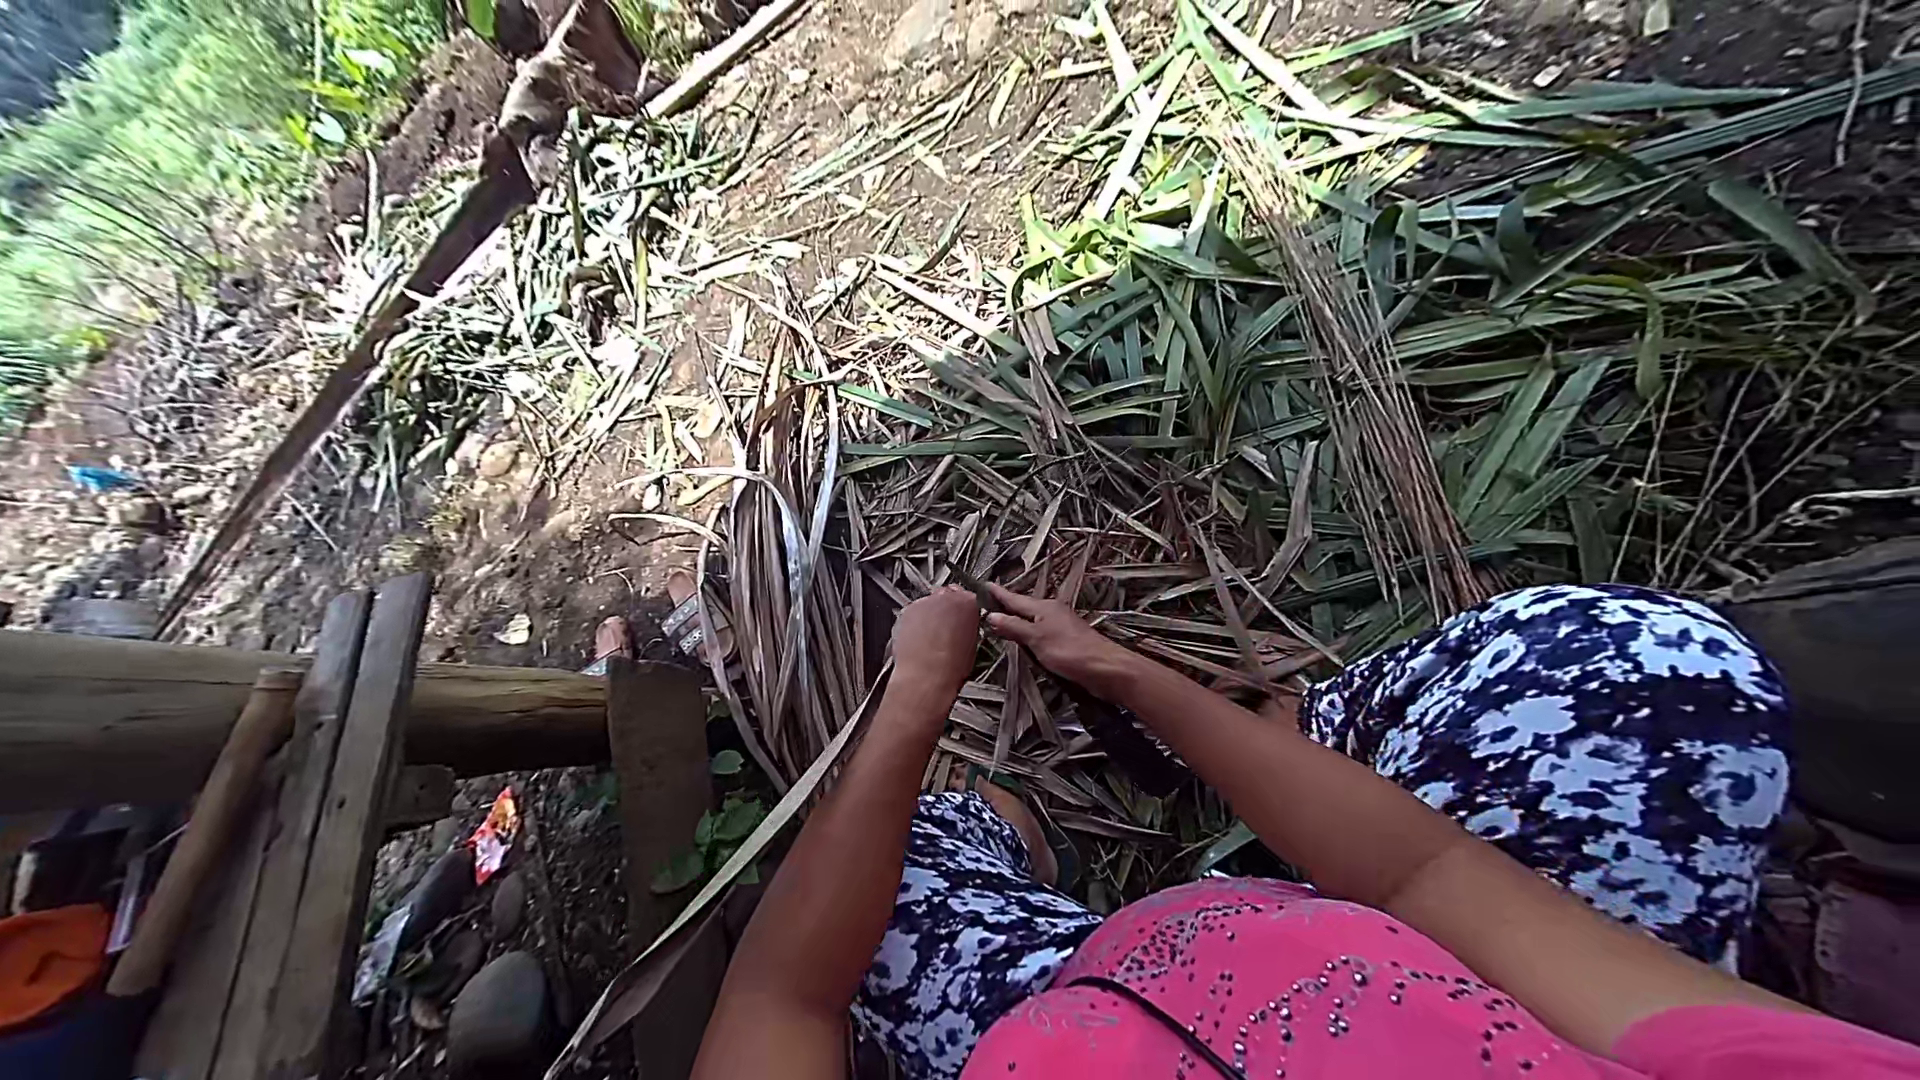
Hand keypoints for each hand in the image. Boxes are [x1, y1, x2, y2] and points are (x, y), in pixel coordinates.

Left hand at [891, 586, 981, 697]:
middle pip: (948, 596)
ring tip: (931, 637)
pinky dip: (916, 622)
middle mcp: (945, 597)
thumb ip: (969, 627)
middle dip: (947, 610)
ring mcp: (925, 603)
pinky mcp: (907, 611)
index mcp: (968, 603)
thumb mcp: (972, 645)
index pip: (970, 598)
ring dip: (931, 616)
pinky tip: (920, 638)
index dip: (965, 611)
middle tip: (946, 629)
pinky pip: (914, 612)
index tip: (963, 620)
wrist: (925, 678)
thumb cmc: (949, 668)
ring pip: (930, 604)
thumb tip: (964, 628)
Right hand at [984, 584, 1134, 695]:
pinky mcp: (1067, 642)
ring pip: (1033, 621)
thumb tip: (992, 616)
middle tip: (989, 604)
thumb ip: (1014, 627)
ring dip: (1018, 621)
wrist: (1105, 669)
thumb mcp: (1036, 639)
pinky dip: (1030, 635)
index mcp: (1044, 608)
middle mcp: (1052, 613)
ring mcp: (1061, 627)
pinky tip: (1025, 642)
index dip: (999, 593)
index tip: (986, 585)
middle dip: (1007, 606)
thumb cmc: (1070, 651)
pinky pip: (1041, 634)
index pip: (1015, 599)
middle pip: (1024, 609)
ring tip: (1002, 622)